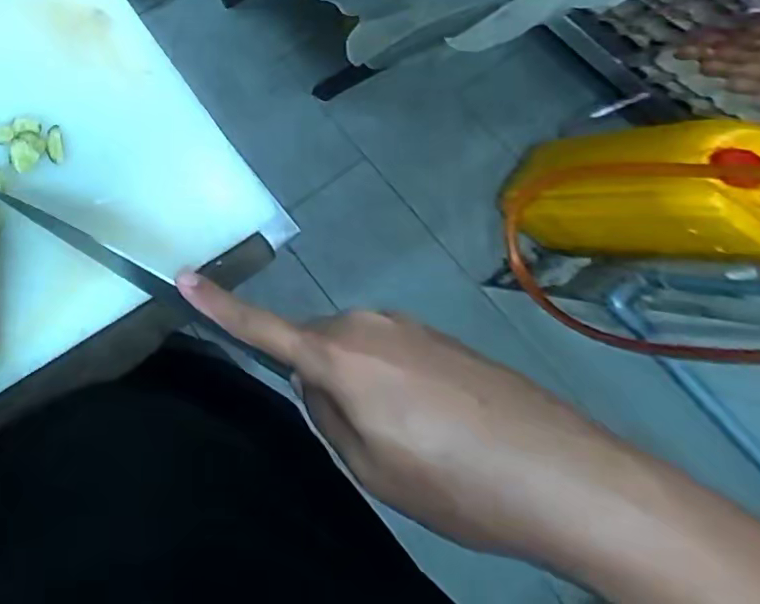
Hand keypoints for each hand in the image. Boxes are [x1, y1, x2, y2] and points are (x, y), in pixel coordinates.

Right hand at [177, 272, 642, 562]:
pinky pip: (395, 352)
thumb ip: (329, 418)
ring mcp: (409, 326)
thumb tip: (321, 385)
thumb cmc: (459, 482)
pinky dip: (401, 382)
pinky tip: (449, 425)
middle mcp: (366, 325)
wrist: (578, 480)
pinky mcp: (444, 336)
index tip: (182, 276)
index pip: (262, 329)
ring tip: (422, 438)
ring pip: (357, 351)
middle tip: (374, 438)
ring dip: (366, 383)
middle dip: (325, 380)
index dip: (218, 306)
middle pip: (316, 346)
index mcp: (339, 357)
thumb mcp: (374, 470)